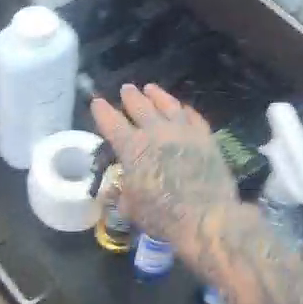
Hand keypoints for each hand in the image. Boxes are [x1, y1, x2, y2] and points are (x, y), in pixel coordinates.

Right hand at [89, 84, 239, 249]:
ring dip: (157, 95)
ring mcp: (183, 131)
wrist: (205, 215)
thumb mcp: (131, 209)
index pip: (111, 122)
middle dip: (130, 96)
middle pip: (139, 106)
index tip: (97, 102)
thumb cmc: (162, 215)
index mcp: (131, 148)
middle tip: (126, 89)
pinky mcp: (205, 137)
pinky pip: (193, 116)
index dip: (102, 111)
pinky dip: (185, 109)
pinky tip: (183, 107)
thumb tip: (114, 191)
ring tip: (151, 88)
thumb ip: (121, 196)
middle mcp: (155, 132)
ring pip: (167, 104)